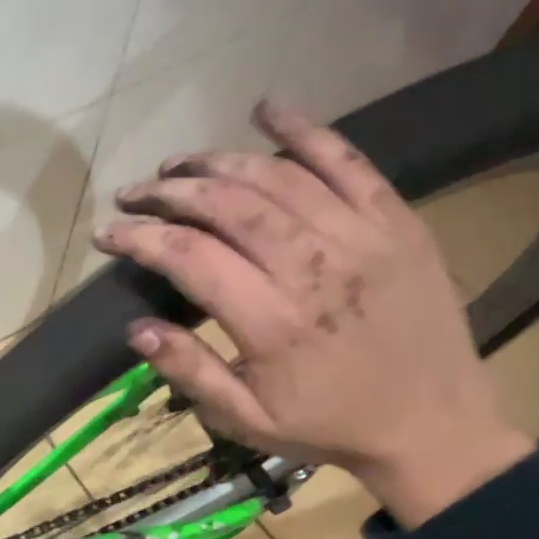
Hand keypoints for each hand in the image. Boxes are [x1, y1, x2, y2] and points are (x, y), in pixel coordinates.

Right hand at [94, 99, 535, 526]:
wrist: (432, 424)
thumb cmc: (326, 426)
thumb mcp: (244, 420)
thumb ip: (190, 372)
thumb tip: (136, 329)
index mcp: (272, 324)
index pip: (190, 258)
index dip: (141, 238)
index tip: (107, 234)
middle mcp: (314, 268)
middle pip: (229, 205)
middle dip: (171, 193)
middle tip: (135, 193)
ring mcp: (362, 237)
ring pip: (279, 178)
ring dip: (220, 163)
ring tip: (180, 166)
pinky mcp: (397, 221)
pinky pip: (349, 161)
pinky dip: (306, 131)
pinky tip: (266, 111)